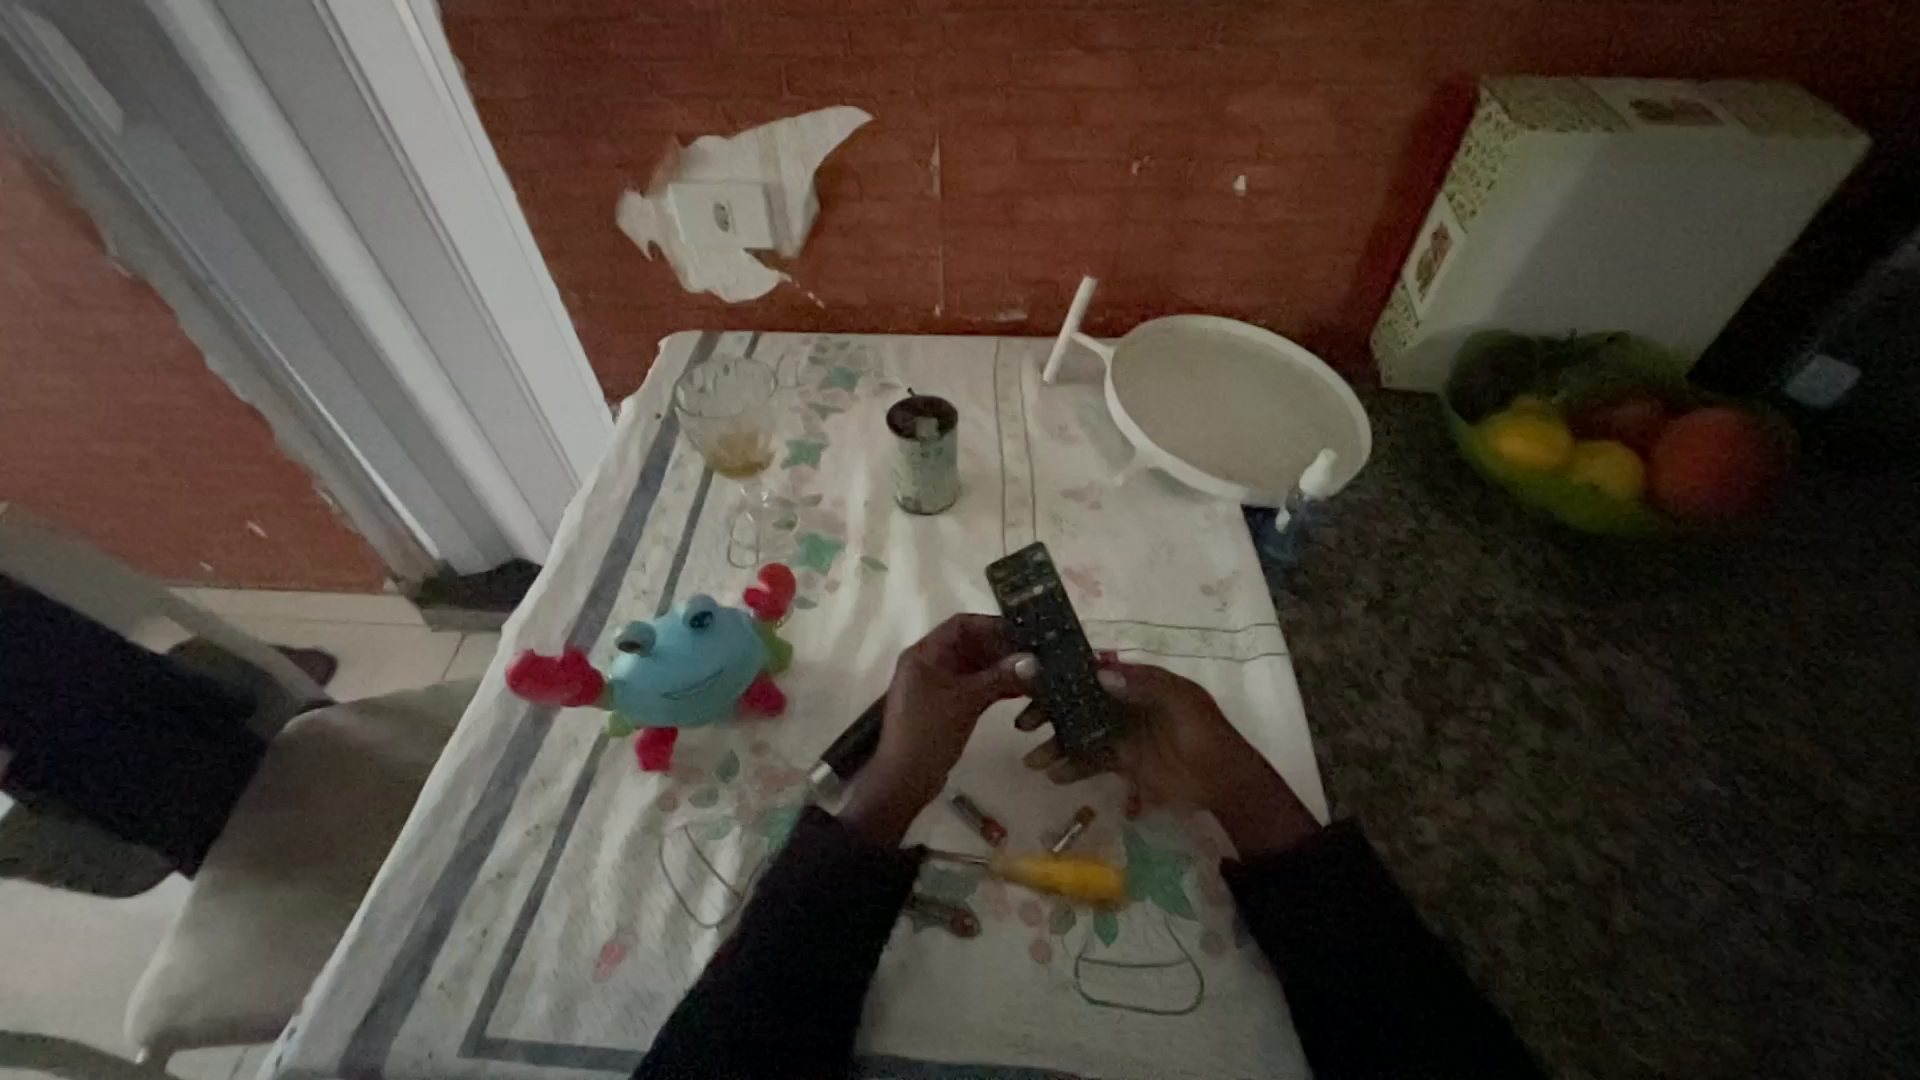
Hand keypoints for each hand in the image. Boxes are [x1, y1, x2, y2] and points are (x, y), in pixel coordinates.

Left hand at [840, 614, 1033, 844]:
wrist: (905, 779)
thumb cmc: (929, 732)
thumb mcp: (967, 700)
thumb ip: (1001, 677)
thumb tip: (1035, 660)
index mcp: (925, 654)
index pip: (961, 625)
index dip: (992, 625)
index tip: (1023, 632)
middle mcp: (930, 664)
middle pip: (971, 645)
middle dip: (1003, 649)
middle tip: (1036, 655)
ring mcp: (938, 686)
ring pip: (976, 668)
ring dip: (1003, 670)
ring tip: (1036, 673)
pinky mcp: (948, 706)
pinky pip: (975, 687)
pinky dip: (996, 687)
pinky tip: (1023, 692)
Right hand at [1017, 660, 1318, 856]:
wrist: (1224, 783)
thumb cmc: (1204, 733)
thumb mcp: (1181, 701)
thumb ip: (1144, 685)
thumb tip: (1100, 672)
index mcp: (1137, 681)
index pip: (1093, 670)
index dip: (1063, 673)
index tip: (1033, 677)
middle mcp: (1123, 703)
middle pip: (1077, 702)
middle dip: (1049, 710)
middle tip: (1023, 723)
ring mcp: (1120, 733)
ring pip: (1078, 733)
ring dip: (1054, 743)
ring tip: (1032, 759)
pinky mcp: (1121, 762)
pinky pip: (1090, 760)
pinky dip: (1071, 767)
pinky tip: (1053, 775)